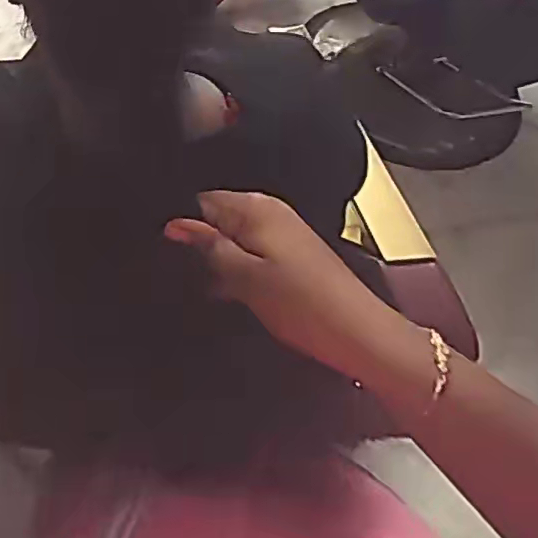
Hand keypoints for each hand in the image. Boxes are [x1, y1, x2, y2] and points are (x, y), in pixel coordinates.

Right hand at [165, 191, 393, 369]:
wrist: (363, 336)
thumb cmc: (307, 305)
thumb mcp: (245, 277)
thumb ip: (208, 246)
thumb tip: (174, 225)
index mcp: (255, 207)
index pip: (199, 202)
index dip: (183, 227)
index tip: (174, 253)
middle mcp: (269, 211)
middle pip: (215, 219)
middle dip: (201, 246)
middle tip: (194, 275)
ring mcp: (281, 231)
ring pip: (231, 239)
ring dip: (220, 262)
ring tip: (218, 289)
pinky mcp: (290, 254)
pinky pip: (249, 253)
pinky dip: (239, 271)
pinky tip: (237, 295)